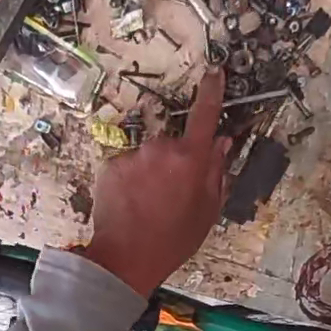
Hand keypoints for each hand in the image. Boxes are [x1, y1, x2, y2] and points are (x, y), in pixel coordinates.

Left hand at [83, 69, 231, 296]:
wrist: (125, 258)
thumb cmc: (173, 240)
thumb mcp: (207, 211)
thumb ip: (216, 171)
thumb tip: (220, 142)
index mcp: (190, 159)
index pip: (205, 115)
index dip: (212, 91)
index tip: (215, 72)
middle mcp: (161, 149)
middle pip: (174, 146)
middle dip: (175, 163)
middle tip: (173, 195)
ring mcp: (133, 156)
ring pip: (149, 157)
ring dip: (151, 173)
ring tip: (149, 205)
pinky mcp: (110, 165)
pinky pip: (128, 166)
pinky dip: (131, 180)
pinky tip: (131, 203)